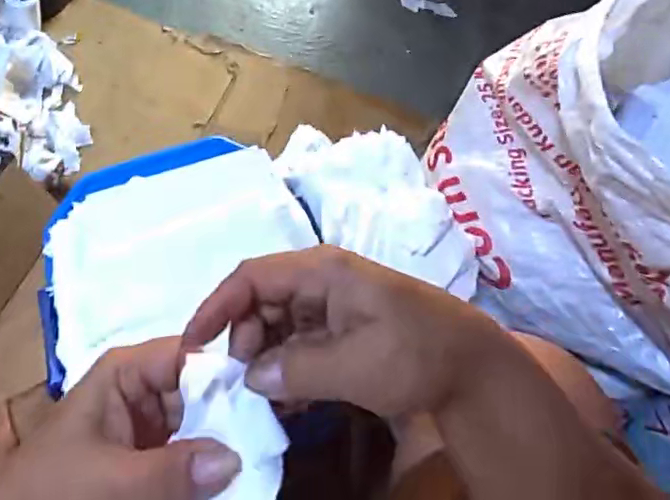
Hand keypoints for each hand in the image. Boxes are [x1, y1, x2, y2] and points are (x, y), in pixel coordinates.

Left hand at [0, 337, 240, 499]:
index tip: (264, 395)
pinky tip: (237, 481)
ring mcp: (145, 429)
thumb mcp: (109, 479)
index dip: (225, 371)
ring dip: (224, 447)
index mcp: (126, 373)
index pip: (187, 355)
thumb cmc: (51, 487)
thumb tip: (235, 455)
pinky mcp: (147, 464)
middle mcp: (140, 392)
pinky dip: (207, 473)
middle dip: (231, 416)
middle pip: (198, 394)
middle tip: (271, 437)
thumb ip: (171, 470)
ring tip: (263, 459)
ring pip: (198, 429)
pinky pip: (187, 462)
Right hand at [182, 245, 511, 419]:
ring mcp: (328, 302)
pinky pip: (297, 340)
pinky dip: (284, 366)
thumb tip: (249, 376)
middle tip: (236, 382)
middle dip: (241, 337)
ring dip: (262, 356)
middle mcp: (318, 279)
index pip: (252, 277)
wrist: (474, 366)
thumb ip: (298, 368)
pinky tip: (283, 399)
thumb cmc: (415, 352)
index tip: (194, 341)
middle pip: (260, 299)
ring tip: (258, 397)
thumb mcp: (357, 365)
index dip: (218, 305)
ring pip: (275, 322)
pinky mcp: (338, 325)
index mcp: (319, 270)